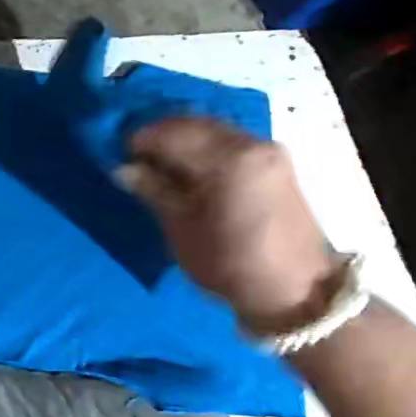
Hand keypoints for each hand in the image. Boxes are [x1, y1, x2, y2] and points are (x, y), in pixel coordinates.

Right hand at [123, 117, 336, 329]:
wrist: (296, 292)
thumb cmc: (231, 265)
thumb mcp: (183, 231)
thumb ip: (155, 191)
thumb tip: (124, 168)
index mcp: (228, 159)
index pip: (173, 133)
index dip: (141, 139)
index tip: (119, 152)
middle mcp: (251, 143)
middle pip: (196, 124)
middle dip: (162, 134)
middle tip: (137, 155)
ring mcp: (268, 150)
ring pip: (215, 130)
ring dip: (185, 138)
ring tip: (161, 161)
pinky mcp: (276, 162)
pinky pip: (232, 141)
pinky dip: (208, 146)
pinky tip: (192, 165)